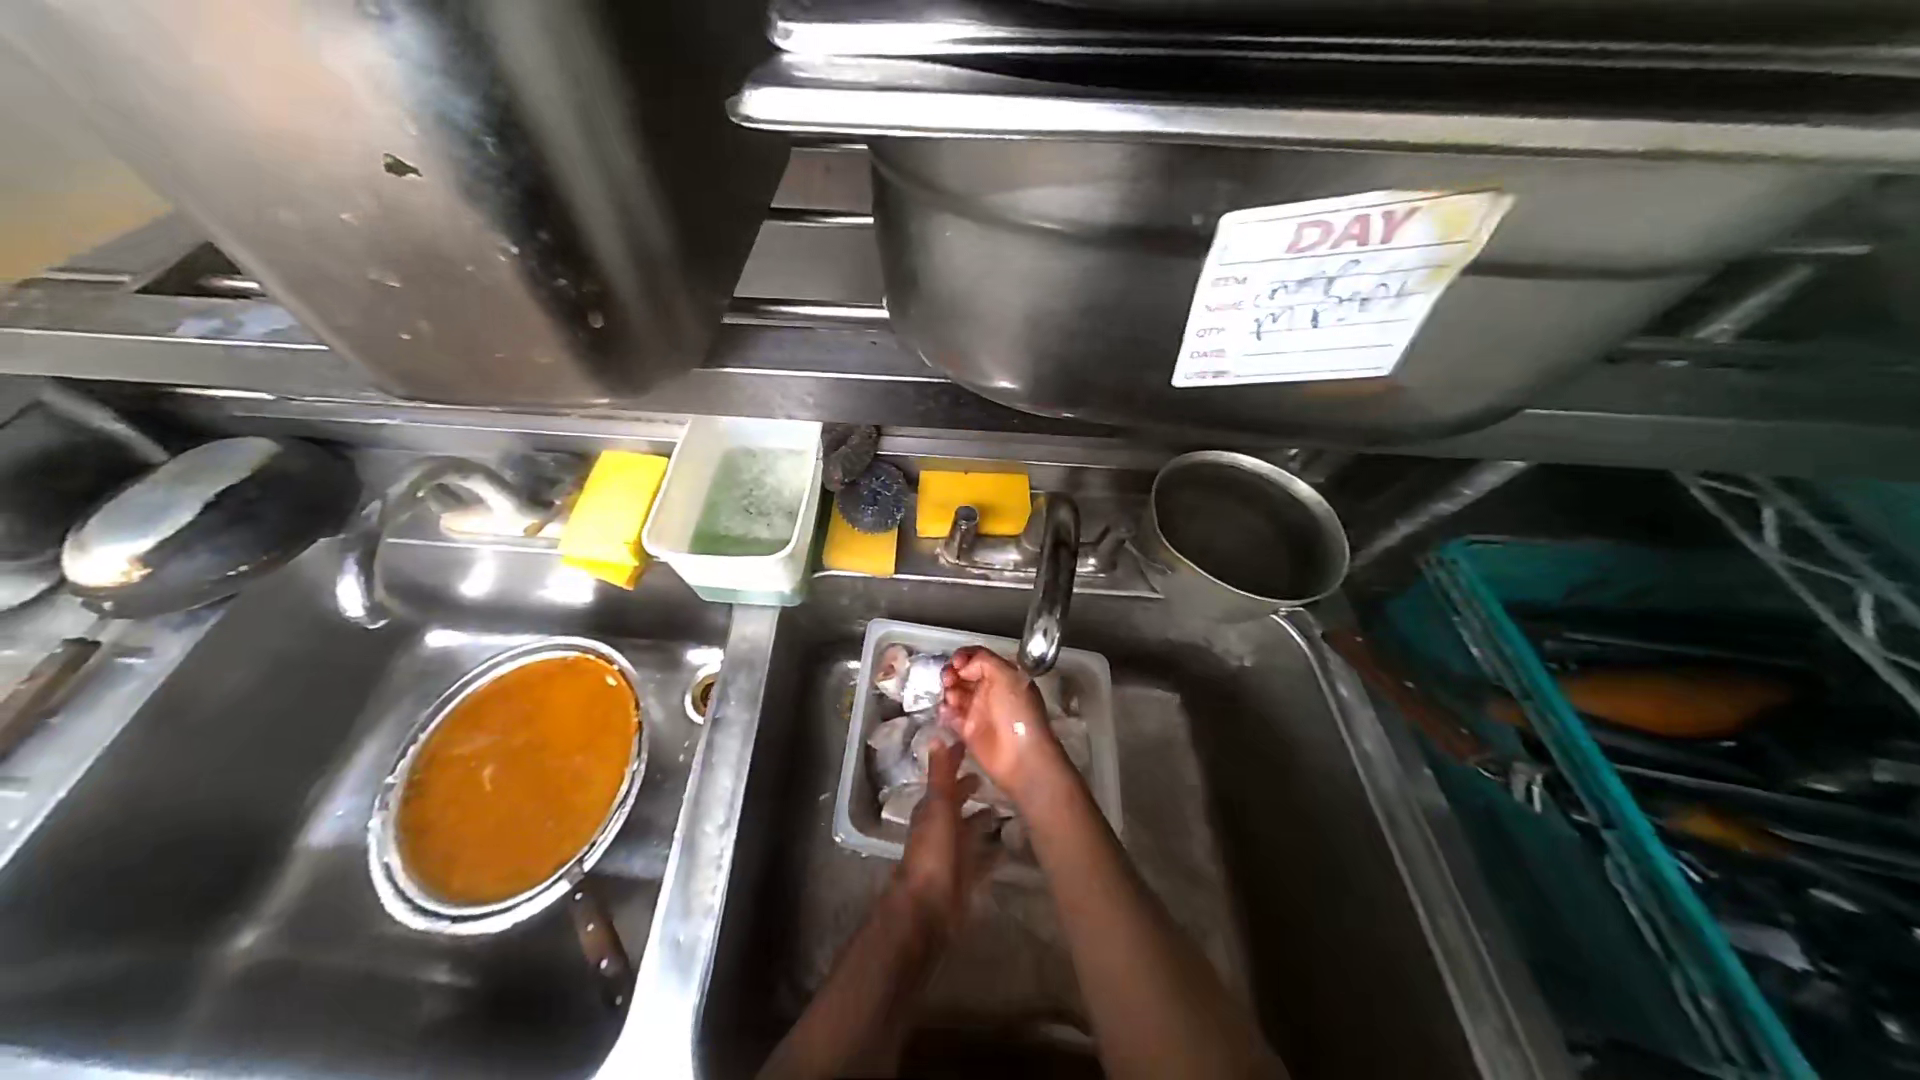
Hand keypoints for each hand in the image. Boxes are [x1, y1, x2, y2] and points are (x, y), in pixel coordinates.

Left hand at [894, 741, 995, 937]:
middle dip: (969, 790)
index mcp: (931, 809)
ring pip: (969, 829)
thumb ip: (940, 774)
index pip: (944, 778)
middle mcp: (940, 827)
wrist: (929, 907)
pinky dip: (994, 851)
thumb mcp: (938, 806)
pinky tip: (1011, 845)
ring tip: (1007, 807)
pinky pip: (983, 858)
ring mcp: (953, 852)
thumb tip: (936, 736)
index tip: (970, 746)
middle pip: (956, 803)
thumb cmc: (933, 851)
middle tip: (990, 777)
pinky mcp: (966, 875)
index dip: (954, 762)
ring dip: (983, 819)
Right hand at [938, 645, 1068, 804]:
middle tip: (948, 679)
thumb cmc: (1017, 712)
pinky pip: (950, 715)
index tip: (956, 662)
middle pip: (963, 674)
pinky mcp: (967, 730)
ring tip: (951, 698)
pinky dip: (945, 711)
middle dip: (952, 672)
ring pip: (954, 692)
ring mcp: (977, 710)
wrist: (1021, 756)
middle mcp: (989, 690)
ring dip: (948, 691)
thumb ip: (983, 661)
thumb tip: (962, 667)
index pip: (978, 658)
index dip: (964, 656)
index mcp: (1002, 675)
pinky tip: (947, 712)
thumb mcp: (1008, 676)